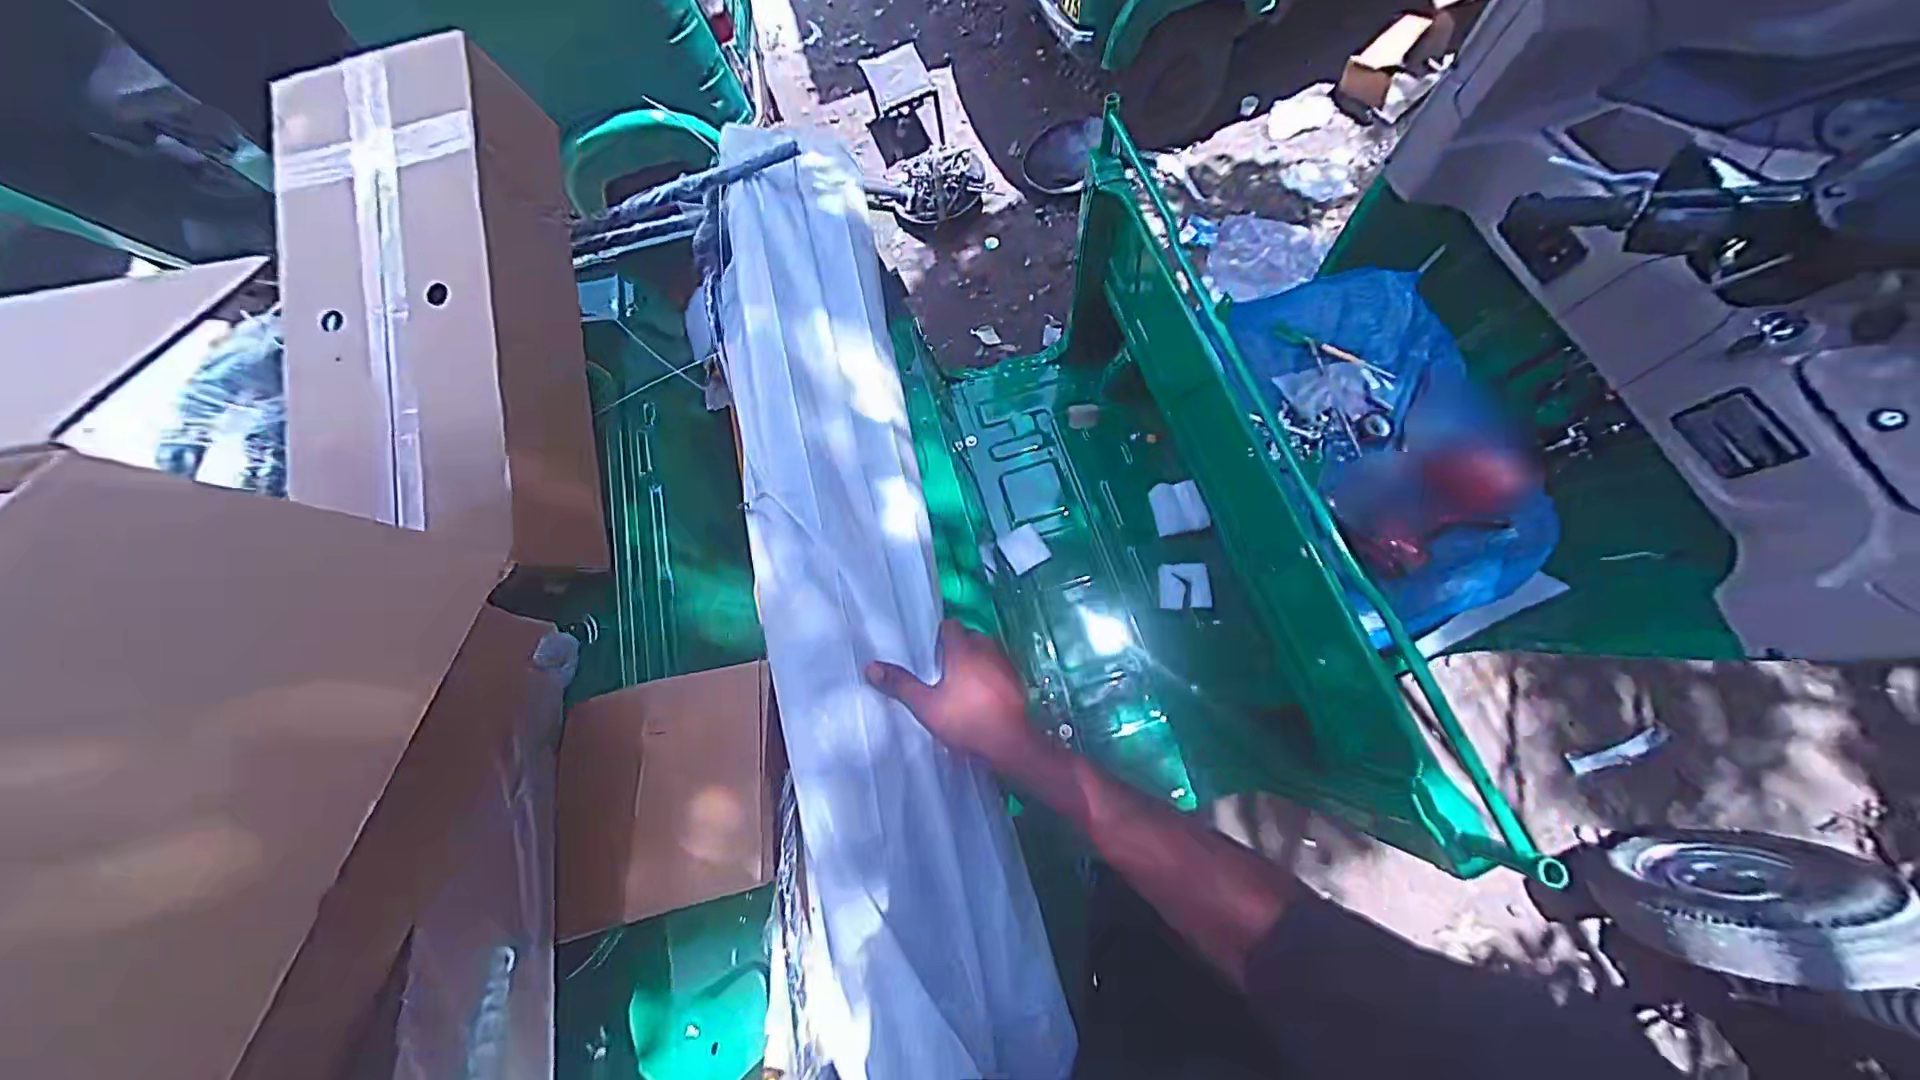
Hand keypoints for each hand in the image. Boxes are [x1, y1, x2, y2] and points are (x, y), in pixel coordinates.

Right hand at [865, 619, 1050, 771]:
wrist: (1011, 744)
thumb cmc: (967, 721)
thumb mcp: (926, 706)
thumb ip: (900, 685)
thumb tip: (872, 667)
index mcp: (963, 648)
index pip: (950, 626)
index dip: (938, 636)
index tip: (929, 653)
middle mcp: (987, 649)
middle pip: (968, 637)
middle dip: (956, 648)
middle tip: (940, 671)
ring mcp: (1005, 664)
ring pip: (986, 652)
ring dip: (974, 661)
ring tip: (959, 684)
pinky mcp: (1017, 680)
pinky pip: (998, 668)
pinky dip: (989, 675)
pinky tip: (981, 696)